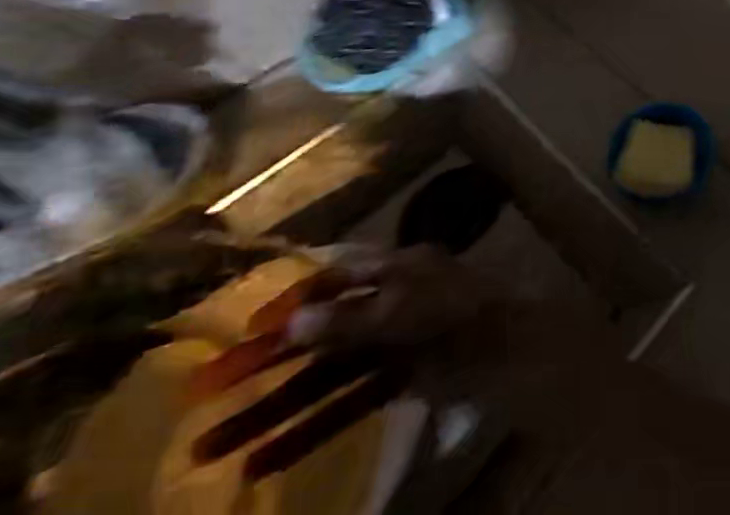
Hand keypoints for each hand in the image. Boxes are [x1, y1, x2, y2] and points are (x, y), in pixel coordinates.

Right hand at [186, 246, 573, 481]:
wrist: (528, 353)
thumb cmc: (469, 317)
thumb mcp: (410, 312)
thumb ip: (352, 320)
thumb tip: (292, 321)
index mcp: (400, 270)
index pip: (336, 277)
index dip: (292, 301)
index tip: (246, 330)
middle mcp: (394, 302)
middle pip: (320, 335)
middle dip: (265, 364)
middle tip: (202, 394)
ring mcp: (399, 344)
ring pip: (327, 377)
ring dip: (275, 409)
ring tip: (211, 447)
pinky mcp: (406, 381)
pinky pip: (351, 404)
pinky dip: (312, 429)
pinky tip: (267, 459)